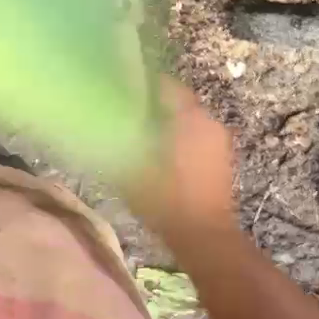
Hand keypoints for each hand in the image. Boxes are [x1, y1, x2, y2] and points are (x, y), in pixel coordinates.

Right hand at [126, 80, 236, 242]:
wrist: (203, 237)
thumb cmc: (165, 198)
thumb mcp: (130, 164)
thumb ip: (116, 135)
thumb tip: (100, 117)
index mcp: (191, 117)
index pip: (163, 83)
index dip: (137, 81)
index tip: (113, 86)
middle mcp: (209, 122)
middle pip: (175, 99)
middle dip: (148, 101)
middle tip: (118, 107)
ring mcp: (218, 140)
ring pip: (183, 117)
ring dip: (161, 118)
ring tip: (131, 127)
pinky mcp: (218, 158)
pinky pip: (192, 133)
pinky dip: (173, 133)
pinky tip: (150, 147)